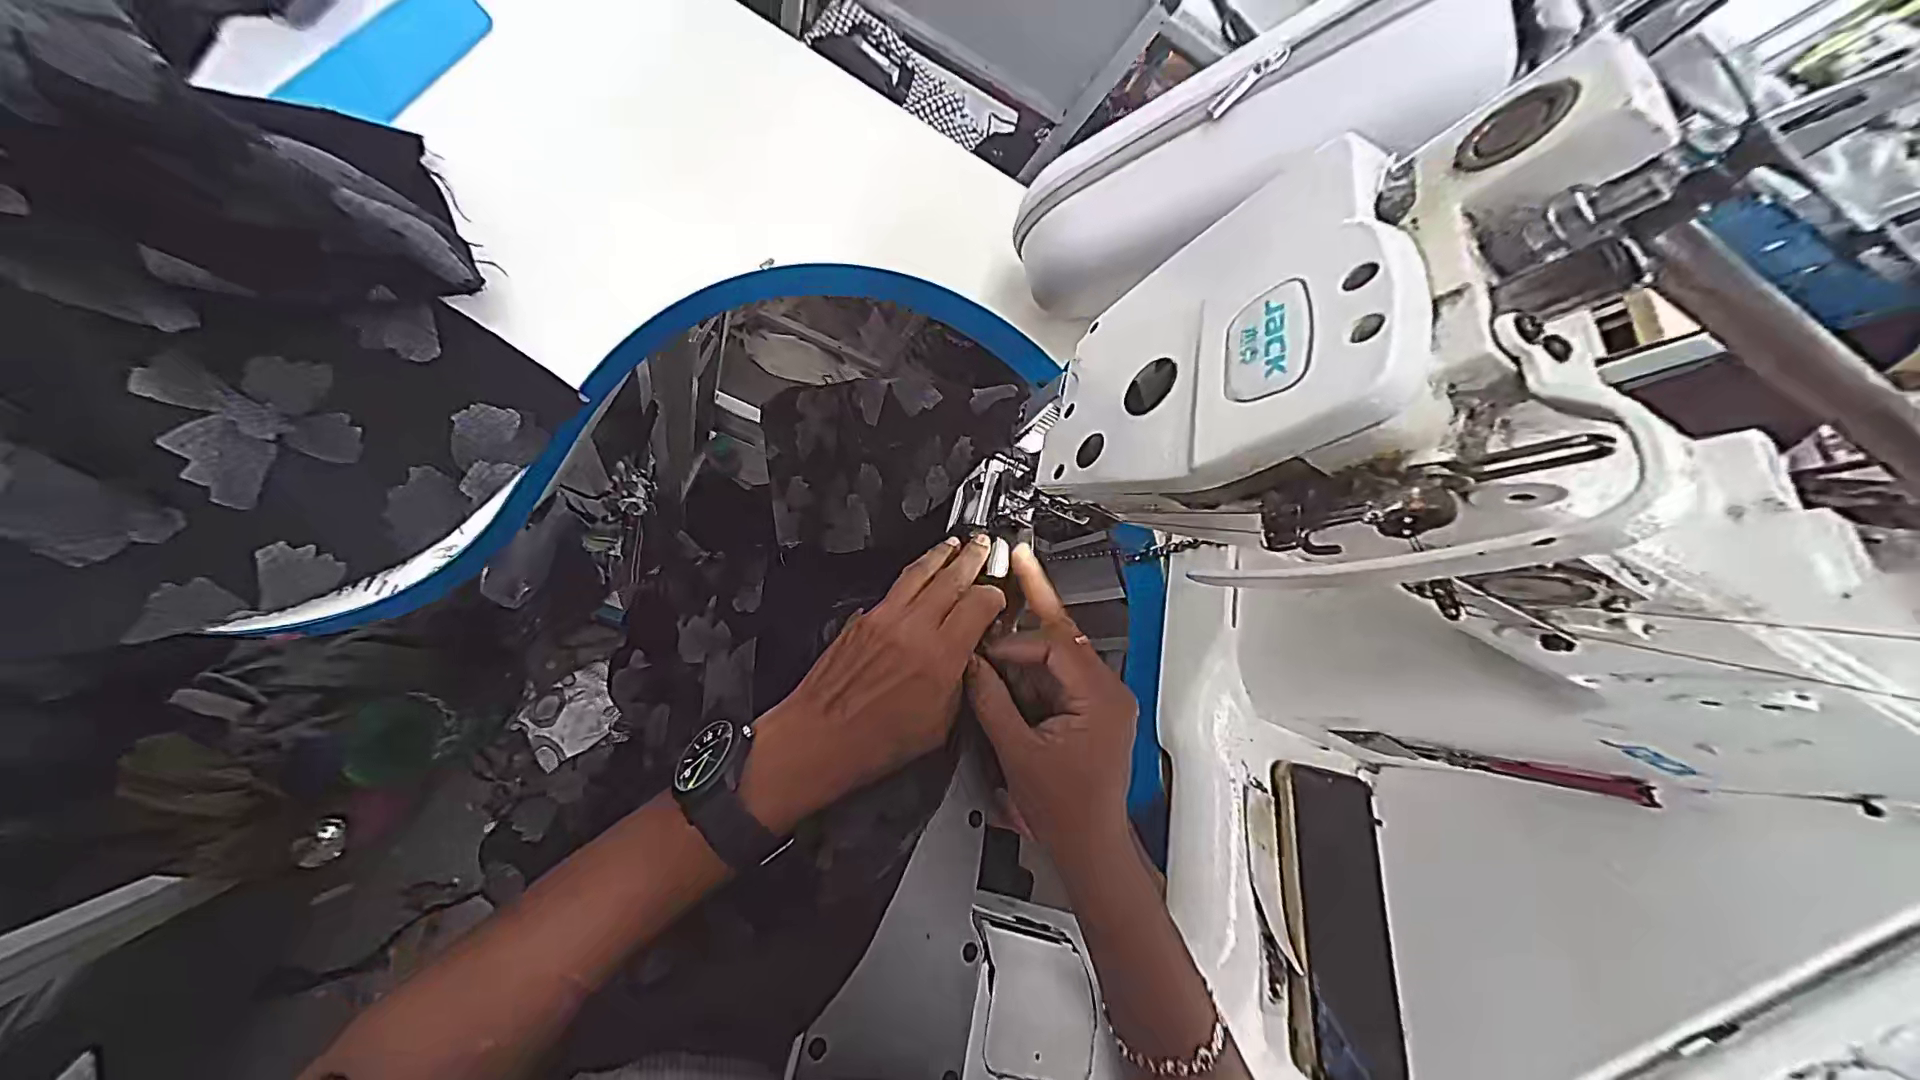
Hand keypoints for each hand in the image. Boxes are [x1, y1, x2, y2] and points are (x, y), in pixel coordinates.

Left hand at [743, 534, 1005, 830]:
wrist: (819, 737)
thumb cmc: (872, 741)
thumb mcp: (939, 724)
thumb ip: (961, 683)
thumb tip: (969, 660)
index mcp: (940, 656)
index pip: (980, 603)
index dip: (996, 595)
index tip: (998, 596)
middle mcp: (913, 629)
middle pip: (952, 576)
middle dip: (973, 557)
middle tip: (984, 546)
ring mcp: (884, 619)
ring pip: (920, 572)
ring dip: (941, 555)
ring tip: (953, 545)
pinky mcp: (862, 619)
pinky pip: (894, 586)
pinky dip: (913, 574)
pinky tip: (917, 574)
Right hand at [966, 543, 1137, 875]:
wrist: (1089, 844)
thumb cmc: (1066, 811)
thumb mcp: (1017, 751)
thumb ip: (990, 701)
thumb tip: (972, 666)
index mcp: (1100, 698)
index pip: (1054, 646)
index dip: (1014, 644)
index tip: (985, 651)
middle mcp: (1108, 693)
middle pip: (1062, 638)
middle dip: (1032, 607)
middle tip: (1019, 560)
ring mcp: (1101, 701)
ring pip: (1058, 656)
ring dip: (1024, 650)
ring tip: (999, 631)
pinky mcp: (1090, 711)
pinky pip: (1057, 677)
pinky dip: (1030, 673)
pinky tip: (1006, 671)